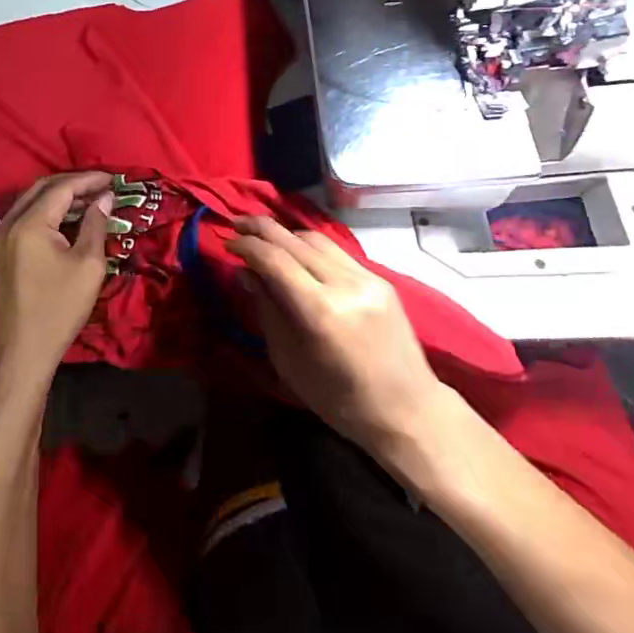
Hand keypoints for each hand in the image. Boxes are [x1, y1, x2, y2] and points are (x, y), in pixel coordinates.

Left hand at [0, 172, 114, 382]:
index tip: (114, 180)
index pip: (61, 188)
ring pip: (31, 202)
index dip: (89, 180)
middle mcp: (7, 225)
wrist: (24, 350)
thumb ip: (95, 224)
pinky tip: (70, 219)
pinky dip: (48, 211)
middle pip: (41, 189)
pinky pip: (25, 218)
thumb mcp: (89, 264)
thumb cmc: (61, 307)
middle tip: (103, 186)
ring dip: (61, 196)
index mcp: (29, 225)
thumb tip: (105, 198)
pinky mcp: (0, 252)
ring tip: (91, 200)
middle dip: (74, 183)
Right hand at [227, 217, 448, 454]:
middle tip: (236, 224)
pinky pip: (339, 254)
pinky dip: (312, 249)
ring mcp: (368, 278)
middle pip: (297, 242)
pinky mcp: (381, 280)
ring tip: (263, 238)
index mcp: (322, 312)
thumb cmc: (339, 401)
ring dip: (288, 235)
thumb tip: (247, 273)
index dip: (248, 246)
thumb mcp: (291, 362)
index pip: (277, 261)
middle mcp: (347, 285)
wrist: (406, 408)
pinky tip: (297, 254)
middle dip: (263, 229)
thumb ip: (268, 312)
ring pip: (320, 241)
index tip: (227, 243)